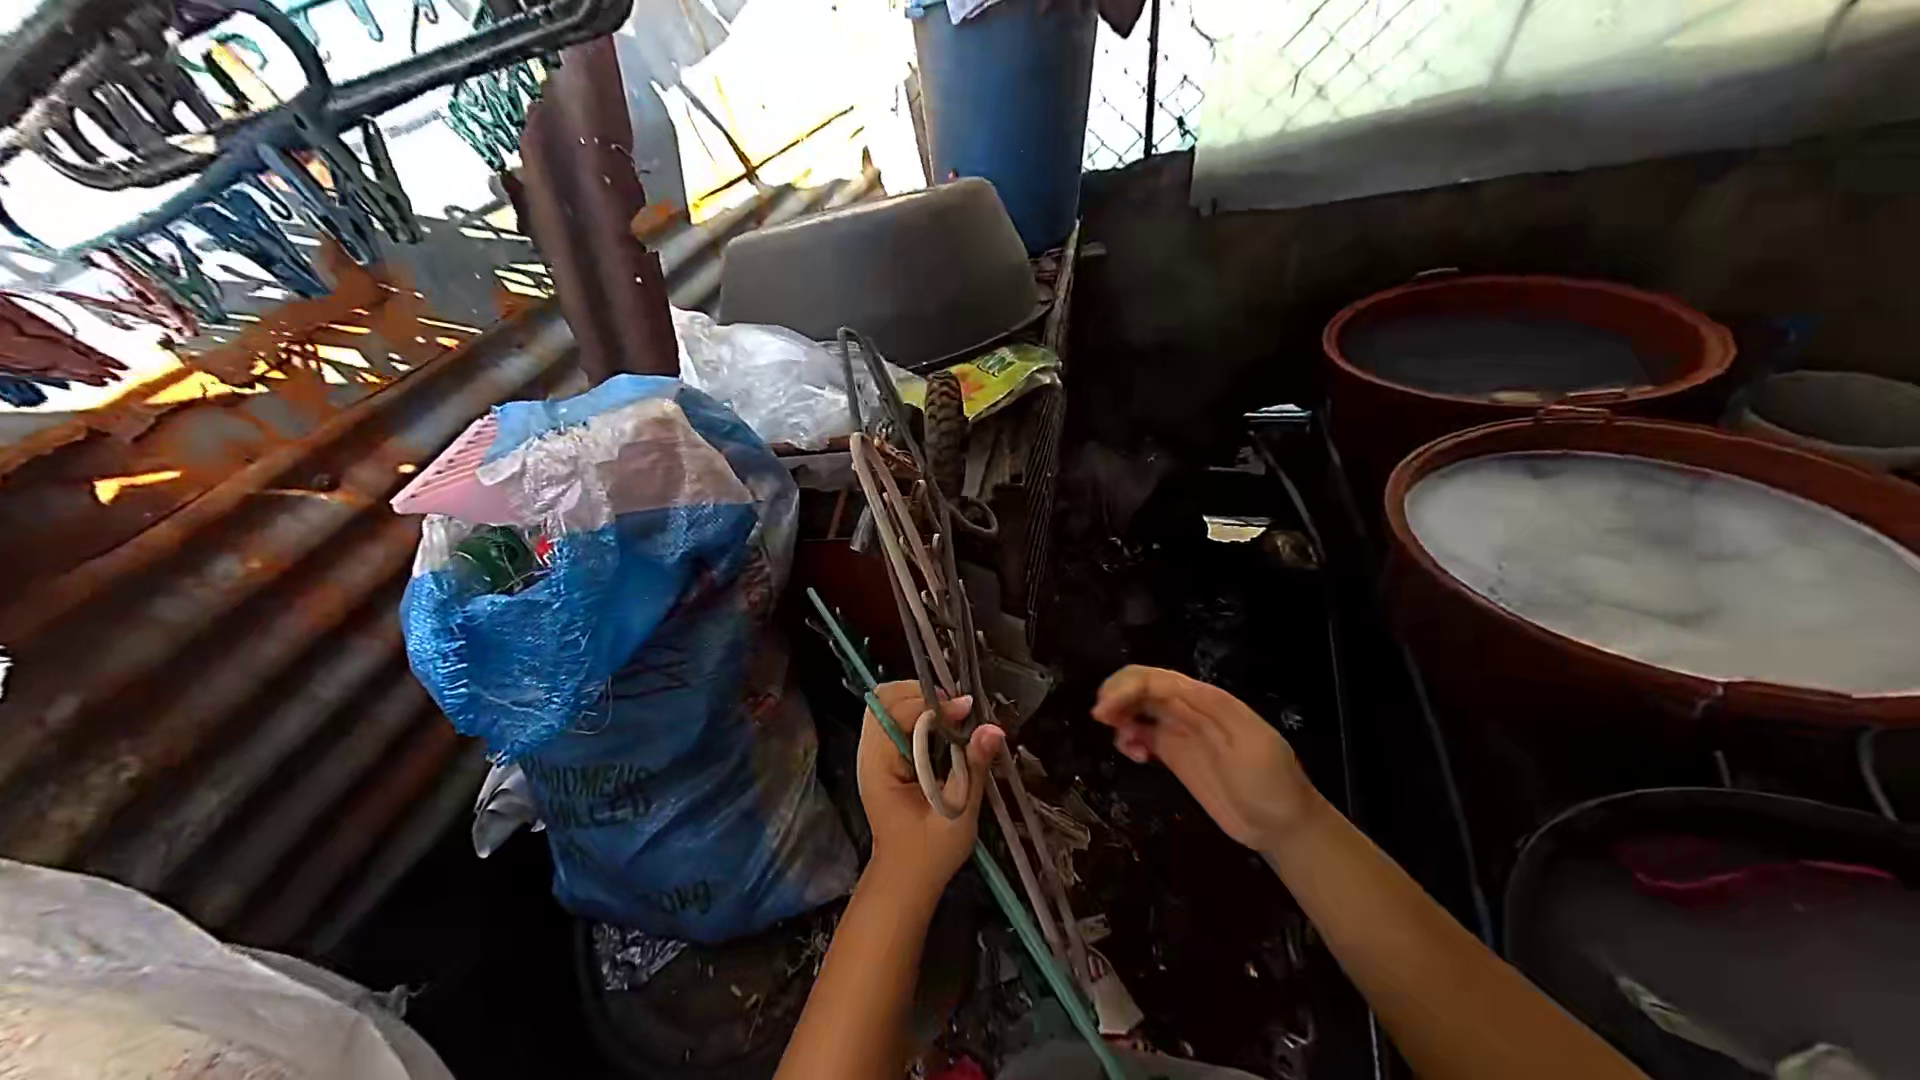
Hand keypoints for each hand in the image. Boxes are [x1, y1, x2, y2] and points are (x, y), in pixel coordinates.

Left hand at [858, 682, 1005, 898]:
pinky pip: (892, 718)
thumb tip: (994, 729)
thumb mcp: (959, 812)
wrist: (905, 880)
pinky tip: (940, 724)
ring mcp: (872, 754)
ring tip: (951, 713)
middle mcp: (869, 755)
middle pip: (884, 699)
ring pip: (886, 704)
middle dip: (922, 693)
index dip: (933, 706)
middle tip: (956, 708)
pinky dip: (916, 711)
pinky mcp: (881, 756)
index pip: (899, 715)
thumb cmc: (930, 853)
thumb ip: (973, 767)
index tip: (966, 711)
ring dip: (918, 699)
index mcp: (881, 768)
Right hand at [1091, 665, 1319, 852]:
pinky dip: (1128, 738)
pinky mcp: (1173, 753)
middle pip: (1142, 686)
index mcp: (1207, 699)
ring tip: (1125, 745)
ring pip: (1137, 707)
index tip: (1105, 711)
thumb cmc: (1272, 783)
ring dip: (1120, 716)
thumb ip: (1214, 711)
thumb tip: (1170, 689)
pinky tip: (1135, 755)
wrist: (1284, 826)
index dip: (1127, 687)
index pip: (1157, 679)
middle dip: (1116, 695)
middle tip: (1101, 719)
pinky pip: (1141, 733)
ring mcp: (1180, 730)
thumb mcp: (1252, 743)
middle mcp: (1189, 708)